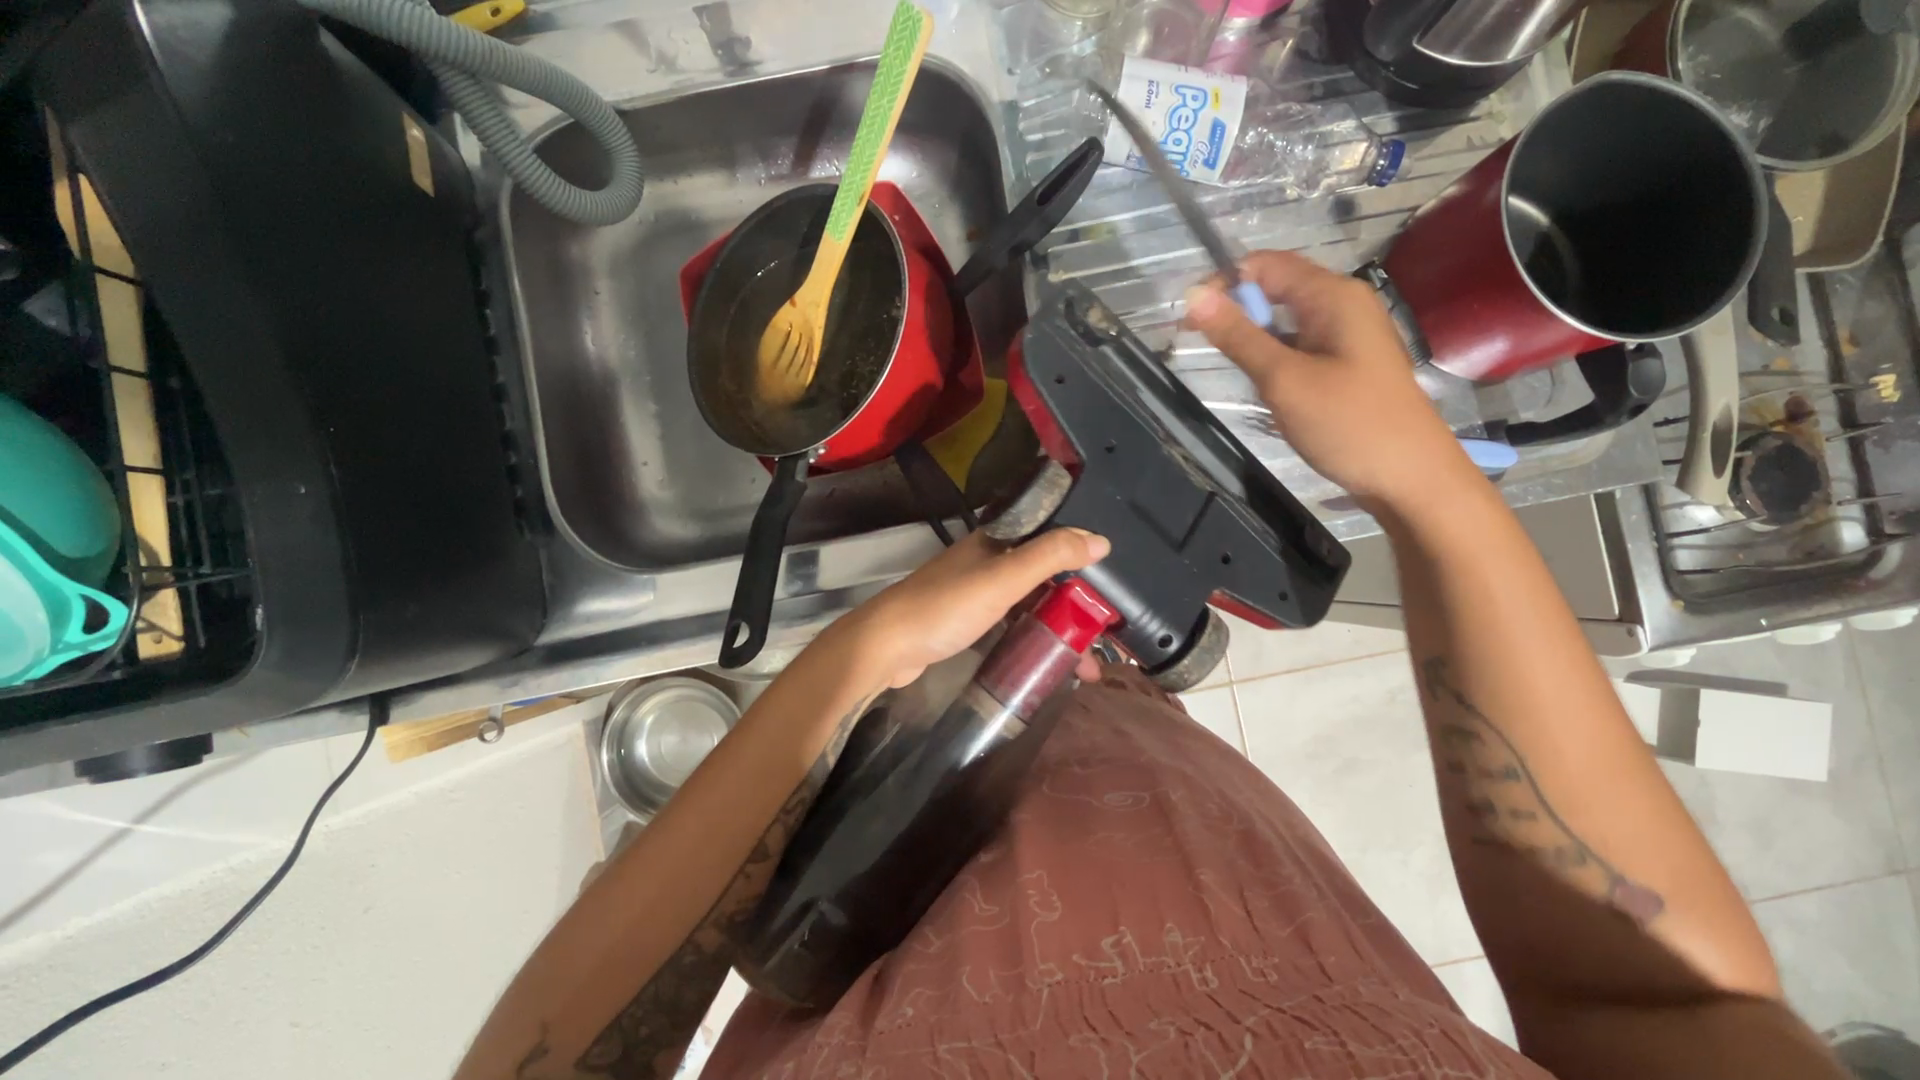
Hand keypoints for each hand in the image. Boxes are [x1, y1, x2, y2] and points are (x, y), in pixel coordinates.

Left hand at [832, 528, 1111, 689]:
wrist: (885, 647)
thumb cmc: (945, 607)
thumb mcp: (1003, 578)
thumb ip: (1050, 556)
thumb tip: (1100, 540)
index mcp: (996, 543)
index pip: (1050, 541)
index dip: (1082, 564)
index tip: (1111, 594)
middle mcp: (986, 563)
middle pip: (1043, 578)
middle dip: (1075, 608)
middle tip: (1103, 641)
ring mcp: (974, 595)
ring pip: (1028, 606)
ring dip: (1057, 630)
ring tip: (1085, 667)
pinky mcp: (964, 625)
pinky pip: (1010, 627)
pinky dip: (1032, 641)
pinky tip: (1047, 664)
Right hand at [1183, 251, 1471, 507]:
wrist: (1410, 478)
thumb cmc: (1348, 424)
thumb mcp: (1284, 380)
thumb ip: (1238, 336)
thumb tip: (1193, 296)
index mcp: (1333, 295)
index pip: (1265, 264)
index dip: (1223, 282)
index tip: (1188, 319)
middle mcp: (1343, 305)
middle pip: (1275, 289)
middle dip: (1234, 310)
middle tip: (1200, 346)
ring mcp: (1348, 336)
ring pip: (1286, 321)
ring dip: (1254, 338)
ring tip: (1234, 371)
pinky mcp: (1347, 364)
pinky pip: (1300, 346)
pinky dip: (1275, 358)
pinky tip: (1265, 387)